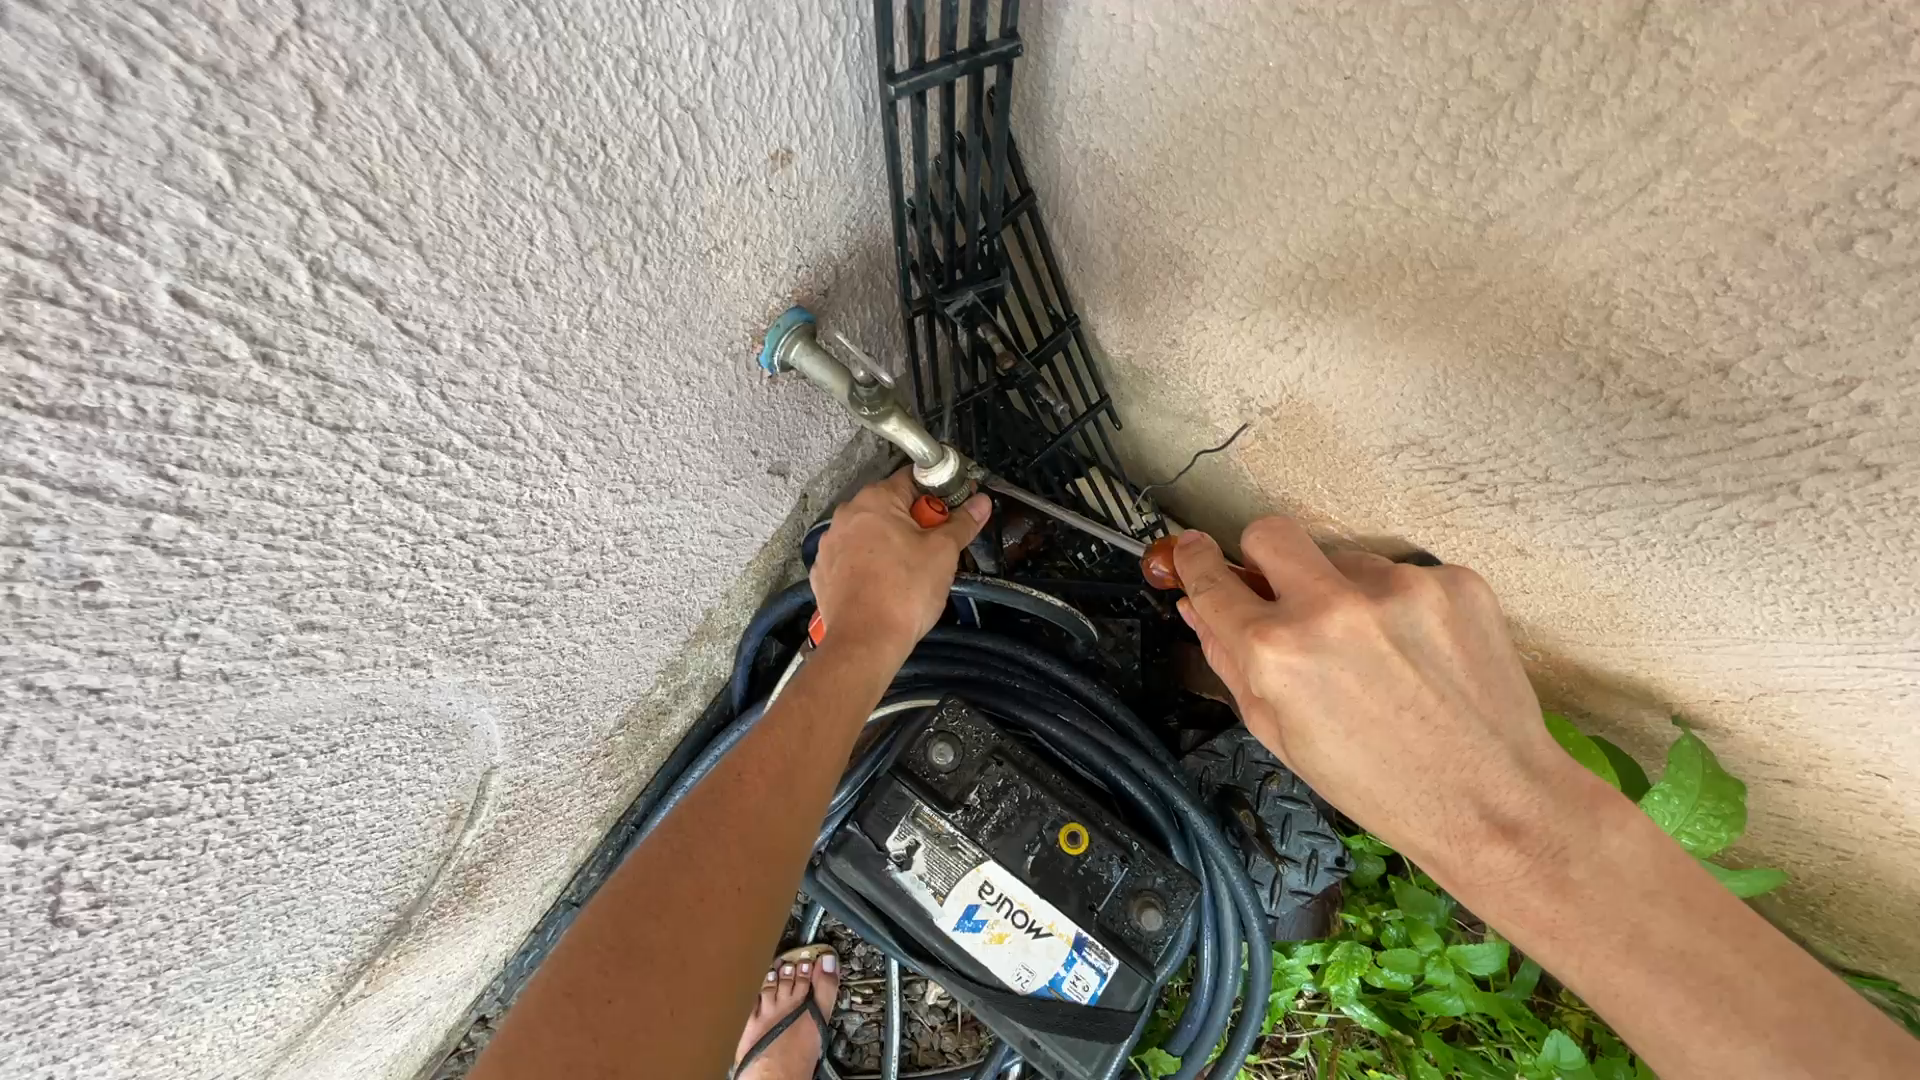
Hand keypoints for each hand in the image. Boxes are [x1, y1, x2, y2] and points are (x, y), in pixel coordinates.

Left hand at [811, 470, 989, 659]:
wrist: (866, 641)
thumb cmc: (902, 594)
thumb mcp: (943, 553)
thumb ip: (962, 523)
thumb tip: (980, 504)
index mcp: (876, 501)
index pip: (913, 479)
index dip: (939, 493)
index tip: (954, 511)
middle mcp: (847, 516)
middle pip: (892, 506)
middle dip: (917, 522)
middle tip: (938, 547)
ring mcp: (832, 544)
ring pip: (872, 533)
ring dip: (894, 543)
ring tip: (913, 571)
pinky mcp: (826, 571)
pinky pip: (855, 557)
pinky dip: (872, 564)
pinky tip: (888, 584)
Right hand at [1173, 521, 1587, 885]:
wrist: (1491, 801)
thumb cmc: (1373, 780)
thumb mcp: (1275, 731)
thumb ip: (1228, 660)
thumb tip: (1198, 608)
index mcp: (1275, 650)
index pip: (1212, 578)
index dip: (1194, 561)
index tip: (1192, 550)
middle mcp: (1330, 607)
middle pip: (1269, 532)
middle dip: (1261, 555)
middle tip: (1280, 592)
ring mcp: (1397, 588)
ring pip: (1339, 558)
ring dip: (1338, 590)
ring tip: (1369, 647)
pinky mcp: (1453, 583)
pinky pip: (1396, 574)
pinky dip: (1392, 603)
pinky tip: (1411, 650)